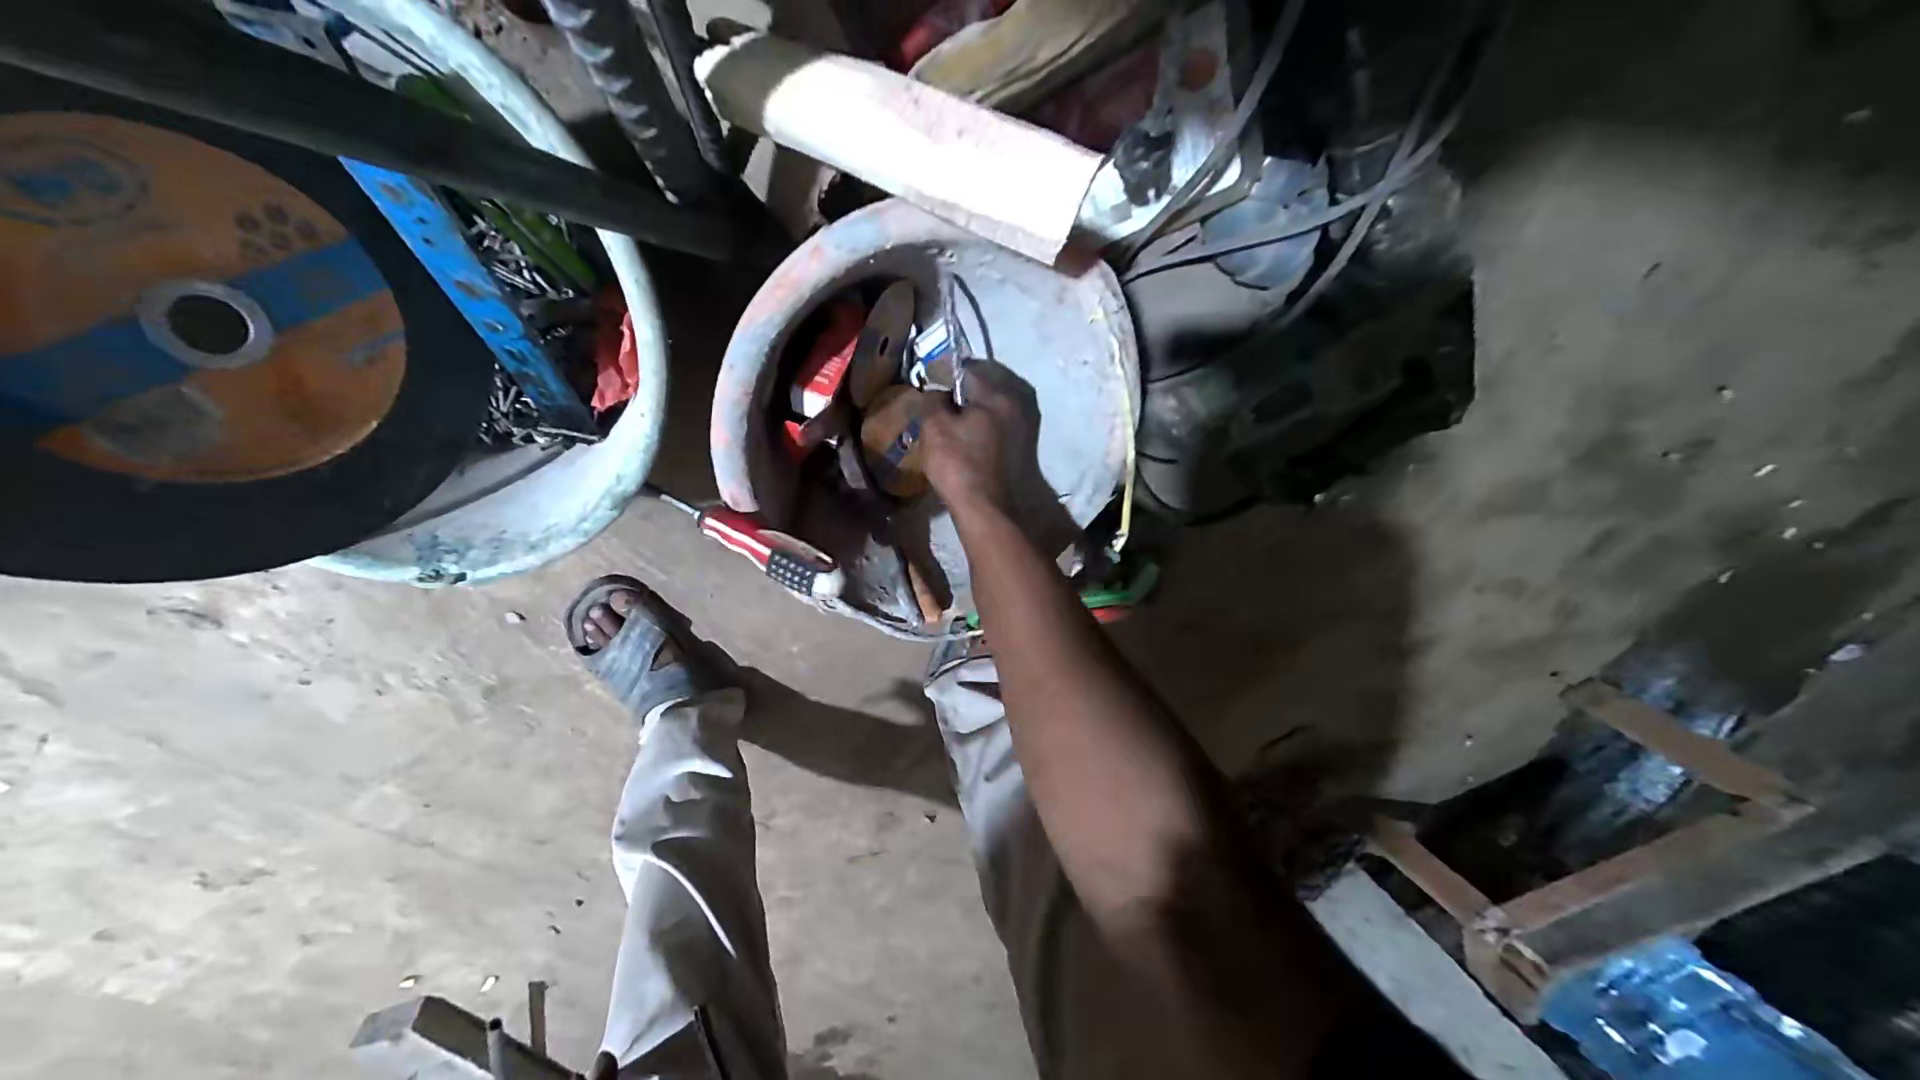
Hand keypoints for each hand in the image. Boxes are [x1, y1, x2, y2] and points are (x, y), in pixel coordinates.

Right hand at [920, 367, 1020, 516]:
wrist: (987, 509)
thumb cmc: (958, 465)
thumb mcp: (934, 427)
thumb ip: (933, 399)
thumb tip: (937, 390)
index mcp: (998, 394)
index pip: (969, 368)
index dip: (947, 371)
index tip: (932, 380)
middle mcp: (1019, 403)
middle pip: (989, 382)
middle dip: (966, 384)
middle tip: (944, 395)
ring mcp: (1026, 425)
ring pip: (998, 401)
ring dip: (978, 402)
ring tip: (956, 414)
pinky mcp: (1025, 446)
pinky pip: (1003, 420)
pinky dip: (988, 419)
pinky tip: (972, 432)